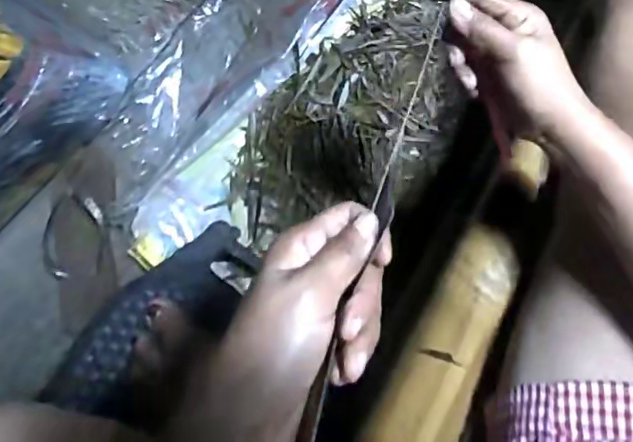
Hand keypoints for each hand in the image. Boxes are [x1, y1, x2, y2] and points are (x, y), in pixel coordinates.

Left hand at [252, 201, 391, 386]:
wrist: (250, 416)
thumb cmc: (276, 342)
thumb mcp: (311, 293)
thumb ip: (344, 253)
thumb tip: (371, 217)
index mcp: (303, 247)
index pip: (347, 217)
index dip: (371, 232)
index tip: (382, 262)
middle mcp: (312, 269)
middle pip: (362, 263)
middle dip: (365, 301)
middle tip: (348, 329)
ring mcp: (320, 304)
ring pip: (364, 301)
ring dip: (362, 334)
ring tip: (346, 364)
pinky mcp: (326, 337)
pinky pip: (358, 332)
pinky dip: (355, 353)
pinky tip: (342, 373)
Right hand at [444, 0, 591, 150]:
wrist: (551, 132)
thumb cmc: (539, 86)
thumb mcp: (513, 52)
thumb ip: (481, 27)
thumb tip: (452, 2)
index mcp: (518, 14)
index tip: (429, 2)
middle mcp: (505, 27)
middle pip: (466, 17)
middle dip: (457, 36)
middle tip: (459, 57)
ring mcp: (495, 50)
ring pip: (461, 42)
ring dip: (459, 60)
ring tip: (469, 79)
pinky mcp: (487, 72)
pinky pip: (464, 64)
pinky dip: (464, 75)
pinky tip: (473, 89)